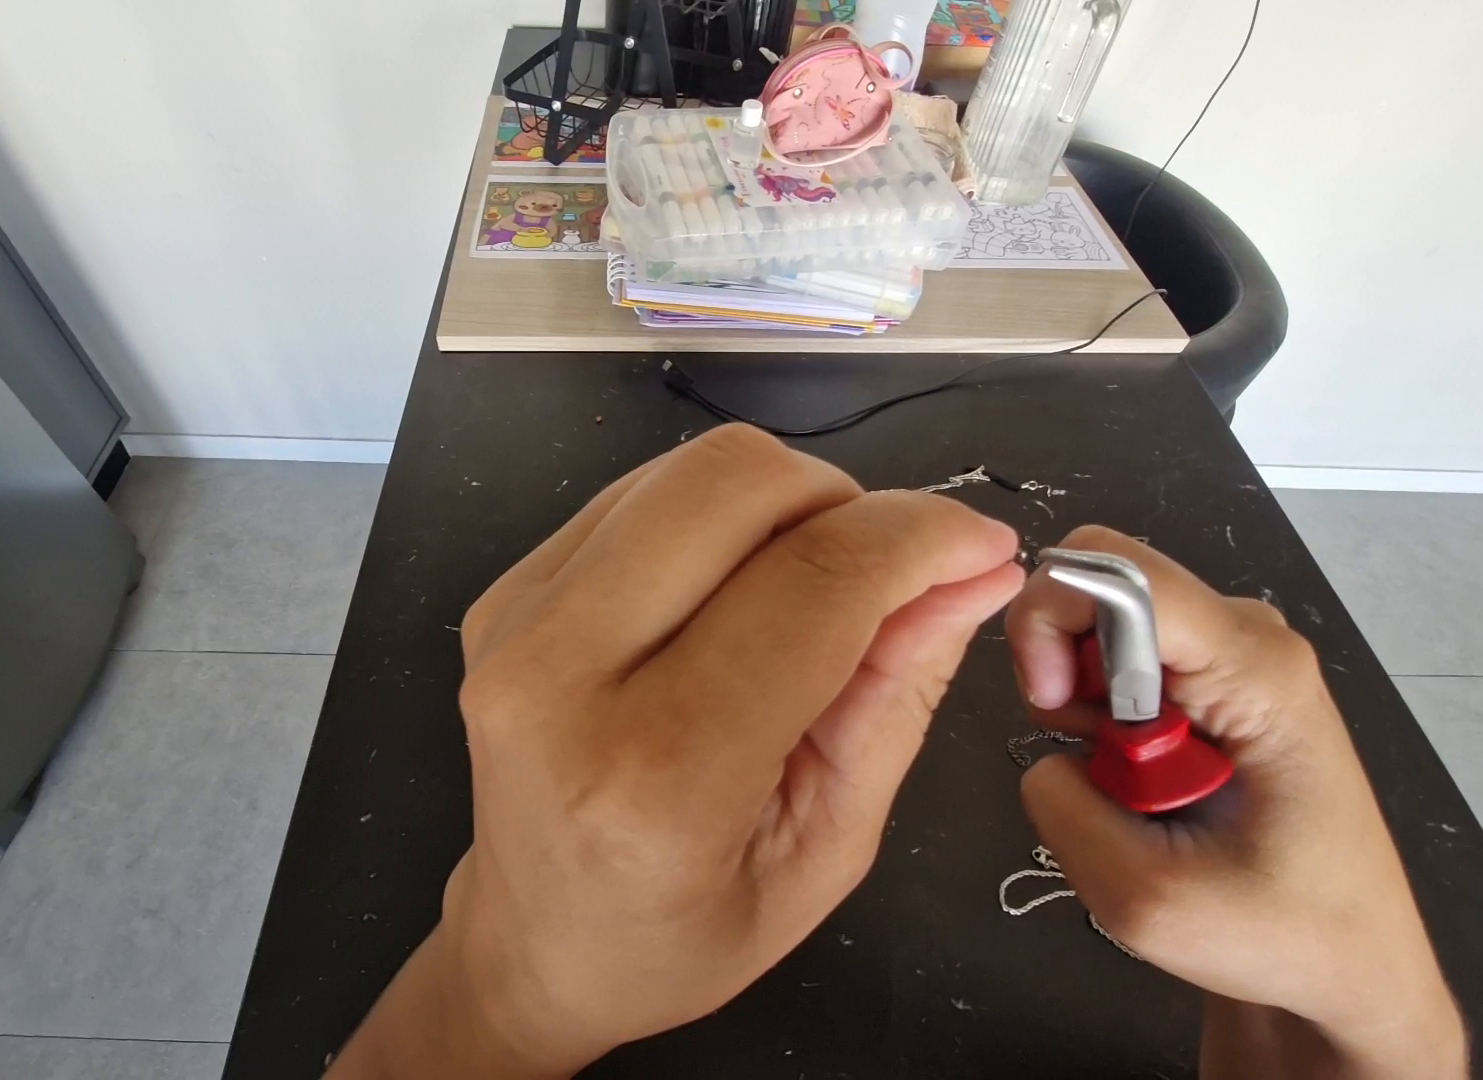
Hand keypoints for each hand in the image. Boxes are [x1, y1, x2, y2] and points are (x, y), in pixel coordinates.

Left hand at [328, 425, 1022, 1077]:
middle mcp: (560, 673)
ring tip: (801, 582)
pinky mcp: (504, 588)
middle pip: (734, 483)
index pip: (812, 586)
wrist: (526, 934)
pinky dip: (714, 514)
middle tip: (877, 568)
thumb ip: (898, 694)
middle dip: (844, 498)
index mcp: (656, 774)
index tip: (978, 544)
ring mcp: (517, 617)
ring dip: (780, 499)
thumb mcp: (824, 847)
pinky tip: (726, 583)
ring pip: (686, 470)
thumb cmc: (679, 928)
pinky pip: (637, 492)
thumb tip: (969, 572)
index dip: (919, 538)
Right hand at [1006, 526, 1465, 1078]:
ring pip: (1094, 614)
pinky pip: (1109, 647)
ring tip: (1112, 766)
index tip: (1049, 706)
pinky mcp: (1210, 669)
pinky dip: (1087, 695)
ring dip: (1071, 684)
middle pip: (1097, 580)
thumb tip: (1046, 747)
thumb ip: (1060, 802)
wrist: (1346, 960)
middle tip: (1076, 740)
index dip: (1051, 618)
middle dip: (1054, 652)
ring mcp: (1229, 647)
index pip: (1121, 574)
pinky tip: (1124, 756)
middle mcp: (1244, 635)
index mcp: (1255, 673)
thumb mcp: (1143, 896)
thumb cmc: (1271, 933)